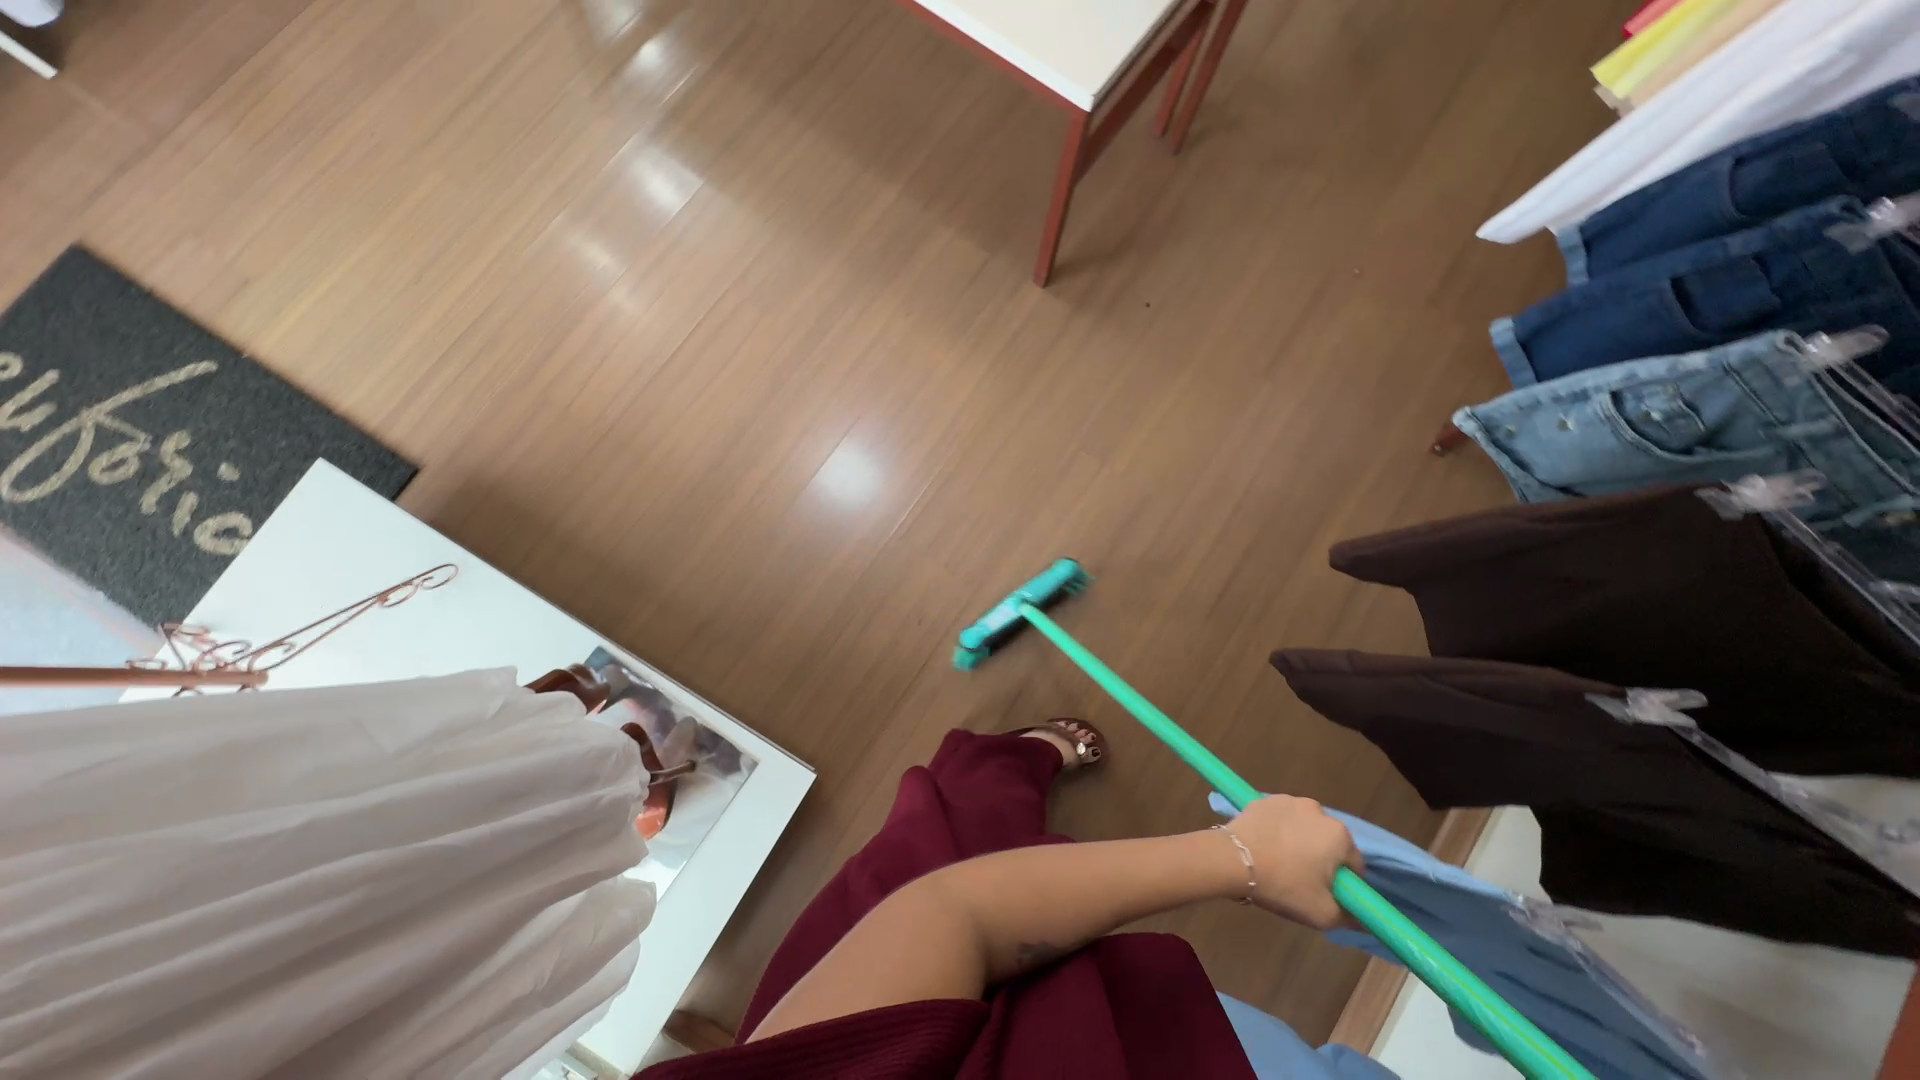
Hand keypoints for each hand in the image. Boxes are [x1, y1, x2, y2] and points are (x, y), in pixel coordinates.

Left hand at [1217, 795, 1362, 928]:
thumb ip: (1350, 917)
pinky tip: (1264, 846)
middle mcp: (1319, 810)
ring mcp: (1288, 800)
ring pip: (1304, 828)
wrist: (1233, 860)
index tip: (1325, 894)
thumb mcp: (1323, 914)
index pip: (1353, 864)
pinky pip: (1280, 819)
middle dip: (1320, 859)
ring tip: (1278, 862)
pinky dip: (1278, 830)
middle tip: (1300, 879)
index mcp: (1340, 835)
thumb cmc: (1284, 885)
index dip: (1343, 883)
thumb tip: (1361, 918)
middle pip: (1328, 842)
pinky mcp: (1263, 799)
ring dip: (1299, 842)